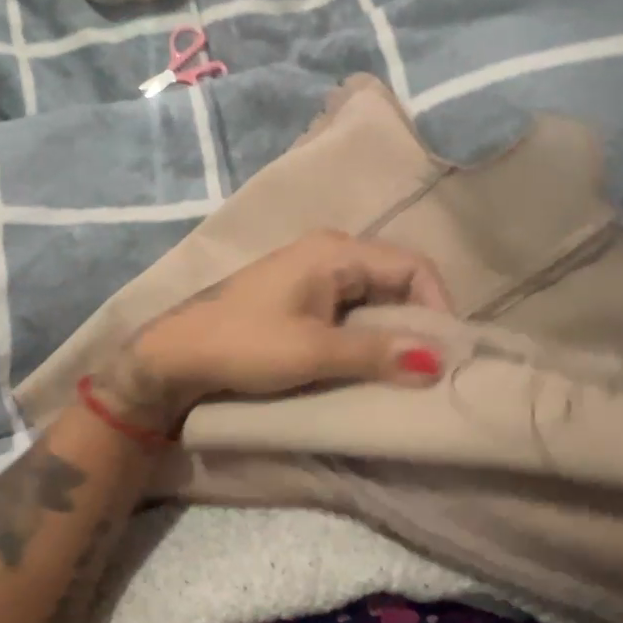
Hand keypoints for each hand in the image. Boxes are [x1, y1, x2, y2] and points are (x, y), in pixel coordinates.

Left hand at [90, 231, 450, 429]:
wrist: (176, 357)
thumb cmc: (244, 345)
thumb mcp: (314, 352)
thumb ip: (375, 353)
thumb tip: (436, 360)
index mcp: (335, 251)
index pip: (411, 265)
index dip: (438, 304)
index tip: (446, 351)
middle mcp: (328, 252)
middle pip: (395, 278)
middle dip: (417, 319)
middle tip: (432, 366)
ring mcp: (311, 274)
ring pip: (373, 297)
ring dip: (392, 331)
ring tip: (406, 371)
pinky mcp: (299, 298)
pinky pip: (350, 310)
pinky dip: (367, 334)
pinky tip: (370, 364)